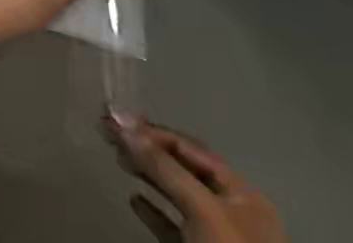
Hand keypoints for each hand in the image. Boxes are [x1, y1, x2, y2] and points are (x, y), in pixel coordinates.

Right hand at [109, 119, 284, 242]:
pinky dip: (151, 208)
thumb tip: (122, 124)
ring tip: (118, 159)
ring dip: (146, 173)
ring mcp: (215, 235)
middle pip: (182, 167)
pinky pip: (171, 224)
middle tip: (109, 134)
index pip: (192, 149)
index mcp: (242, 194)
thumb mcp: (201, 209)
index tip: (116, 121)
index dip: (154, 132)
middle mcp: (230, 210)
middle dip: (146, 148)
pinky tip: (133, 200)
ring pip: (175, 193)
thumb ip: (164, 167)